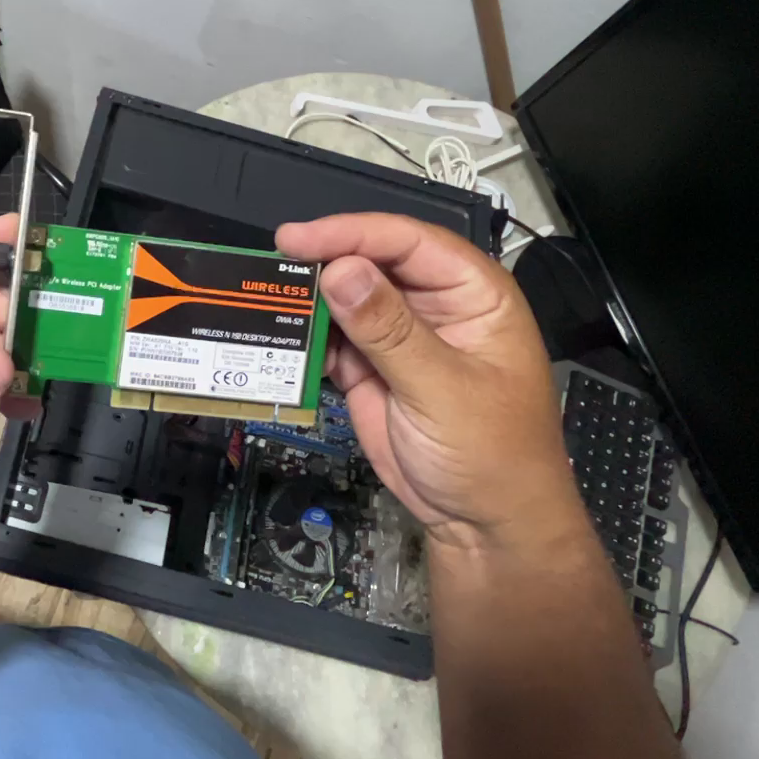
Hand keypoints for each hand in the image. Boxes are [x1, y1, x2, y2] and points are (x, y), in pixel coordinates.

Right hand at [276, 214, 580, 551]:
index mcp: (470, 294)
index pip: (408, 243)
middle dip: (325, 261)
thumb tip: (341, 272)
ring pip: (344, 298)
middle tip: (275, 263)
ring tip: (266, 296)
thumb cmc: (493, 454)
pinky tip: (279, 334)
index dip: (352, 234)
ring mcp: (395, 336)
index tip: (299, 239)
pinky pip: (329, 338)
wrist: (483, 524)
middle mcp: (430, 304)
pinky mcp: (367, 366)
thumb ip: (390, 330)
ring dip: (308, 299)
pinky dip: (304, 337)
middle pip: (370, 262)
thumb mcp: (444, 389)